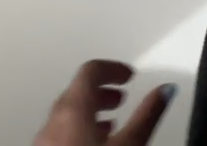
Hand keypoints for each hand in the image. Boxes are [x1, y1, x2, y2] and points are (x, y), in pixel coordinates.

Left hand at [33, 60, 173, 145]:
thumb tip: (166, 90)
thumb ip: (148, 114)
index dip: (112, 69)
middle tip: (121, 96)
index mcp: (73, 110)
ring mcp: (40, 145)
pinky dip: (76, 132)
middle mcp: (51, 124)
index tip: (129, 76)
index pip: (90, 71)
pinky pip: (57, 137)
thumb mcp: (130, 145)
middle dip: (101, 91)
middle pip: (75, 93)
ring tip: (109, 125)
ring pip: (64, 118)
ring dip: (88, 114)